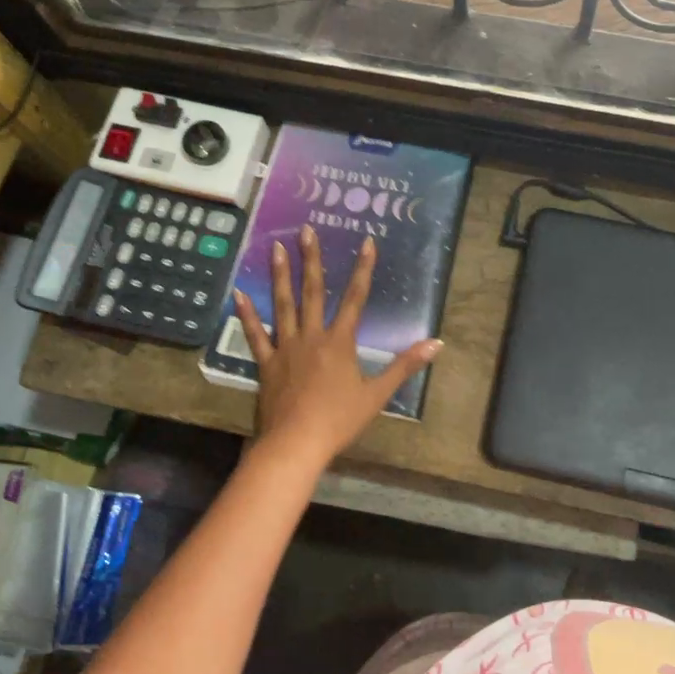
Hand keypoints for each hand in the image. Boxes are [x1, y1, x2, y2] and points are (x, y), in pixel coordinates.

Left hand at [233, 225, 441, 471]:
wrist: (295, 444)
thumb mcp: (377, 395)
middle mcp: (312, 336)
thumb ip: (405, 366)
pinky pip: (255, 334)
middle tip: (307, 230)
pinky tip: (238, 293)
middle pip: (313, 291)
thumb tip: (436, 344)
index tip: (367, 242)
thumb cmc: (339, 421)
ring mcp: (286, 347)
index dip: (363, 269)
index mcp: (340, 342)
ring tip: (277, 247)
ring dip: (281, 274)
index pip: (355, 298)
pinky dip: (246, 314)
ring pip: (283, 304)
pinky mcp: (266, 363)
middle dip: (312, 259)